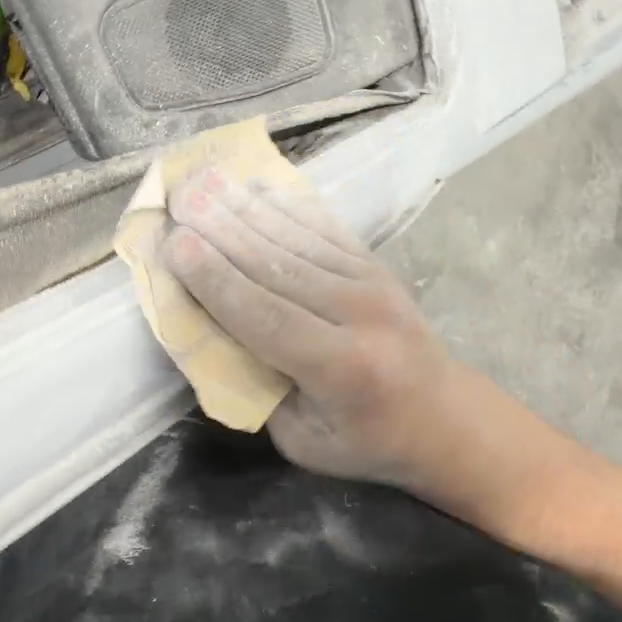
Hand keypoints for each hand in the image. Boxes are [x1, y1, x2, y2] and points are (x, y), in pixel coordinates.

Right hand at [162, 168, 480, 494]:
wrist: (446, 416)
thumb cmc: (365, 440)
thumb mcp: (302, 439)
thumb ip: (254, 387)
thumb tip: (202, 329)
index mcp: (341, 368)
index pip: (266, 316)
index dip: (217, 280)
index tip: (175, 244)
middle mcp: (359, 314)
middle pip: (276, 265)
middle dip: (221, 230)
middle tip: (178, 198)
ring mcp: (371, 281)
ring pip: (294, 239)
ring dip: (242, 208)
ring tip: (202, 181)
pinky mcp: (374, 263)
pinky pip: (320, 228)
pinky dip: (282, 206)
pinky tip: (252, 186)